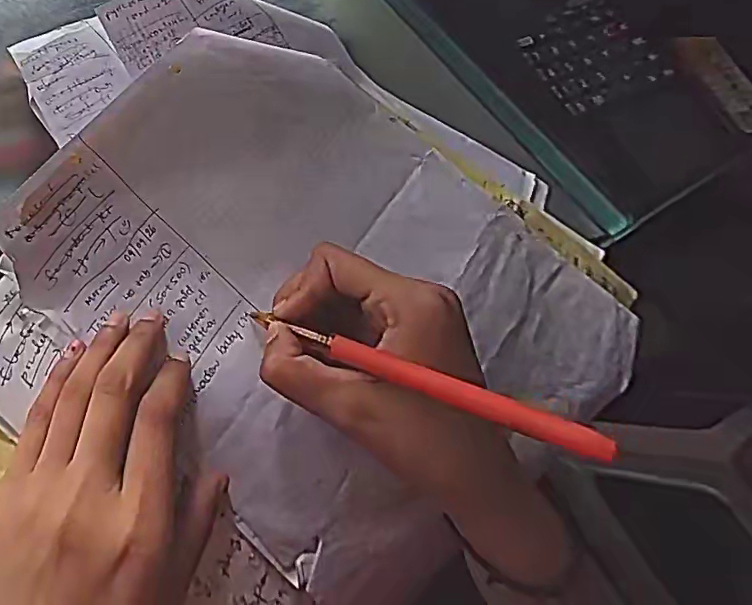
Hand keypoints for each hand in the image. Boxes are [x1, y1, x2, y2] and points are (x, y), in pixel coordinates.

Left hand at [0, 309, 226, 604]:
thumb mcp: (168, 588)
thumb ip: (195, 526)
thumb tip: (216, 471)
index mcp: (137, 523)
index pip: (158, 421)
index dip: (172, 380)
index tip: (180, 361)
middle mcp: (89, 495)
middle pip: (115, 394)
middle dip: (137, 346)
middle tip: (152, 320)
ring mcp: (42, 488)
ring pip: (74, 395)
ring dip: (99, 349)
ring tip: (117, 323)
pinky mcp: (8, 490)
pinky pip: (35, 419)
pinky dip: (55, 379)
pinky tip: (72, 354)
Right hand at [260, 243, 572, 587]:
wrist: (481, 487)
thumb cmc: (424, 446)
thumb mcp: (349, 408)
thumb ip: (292, 370)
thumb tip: (270, 338)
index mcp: (410, 300)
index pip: (332, 264)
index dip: (298, 292)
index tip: (283, 331)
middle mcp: (419, 293)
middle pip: (338, 276)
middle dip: (305, 307)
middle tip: (287, 346)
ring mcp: (422, 310)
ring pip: (347, 295)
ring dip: (318, 322)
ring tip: (306, 359)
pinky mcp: (419, 329)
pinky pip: (362, 315)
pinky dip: (337, 334)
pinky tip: (328, 364)